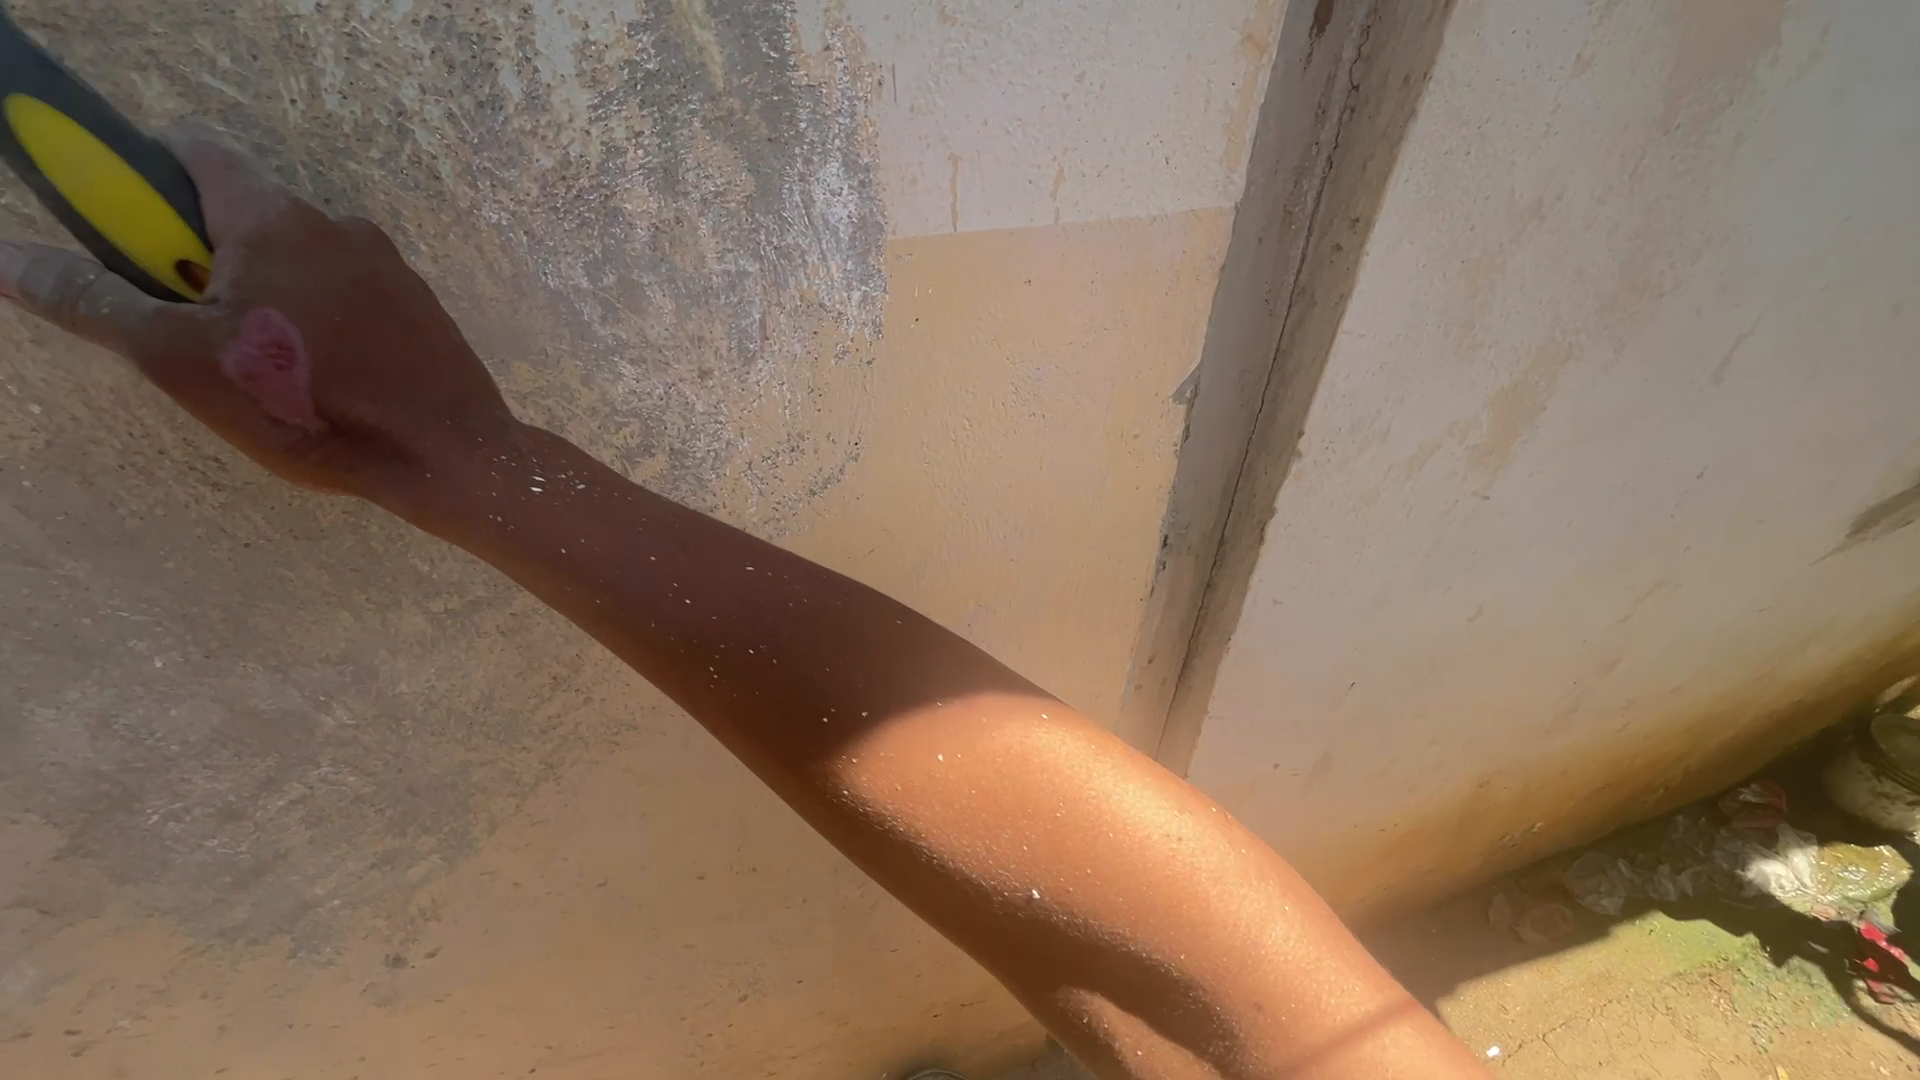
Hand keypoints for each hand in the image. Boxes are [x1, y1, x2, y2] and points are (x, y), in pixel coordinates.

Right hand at [0, 127, 516, 505]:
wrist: (450, 455)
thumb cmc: (313, 404)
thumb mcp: (180, 356)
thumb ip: (92, 299)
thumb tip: (11, 256)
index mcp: (276, 218)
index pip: (192, 153)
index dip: (144, 180)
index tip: (132, 238)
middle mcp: (342, 228)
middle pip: (246, 217)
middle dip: (207, 258)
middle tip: (201, 328)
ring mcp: (395, 271)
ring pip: (304, 265)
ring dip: (269, 295)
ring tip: (270, 364)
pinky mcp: (426, 313)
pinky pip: (353, 299)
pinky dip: (325, 320)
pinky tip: (329, 375)